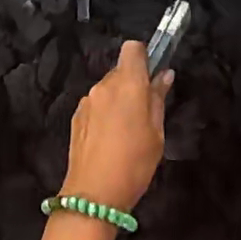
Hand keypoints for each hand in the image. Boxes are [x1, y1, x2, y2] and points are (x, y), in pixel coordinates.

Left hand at [60, 40, 173, 211]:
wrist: (94, 191)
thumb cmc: (135, 162)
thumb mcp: (157, 133)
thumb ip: (158, 99)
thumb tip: (164, 74)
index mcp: (126, 84)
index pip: (132, 48)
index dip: (143, 55)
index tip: (152, 72)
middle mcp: (103, 85)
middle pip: (120, 70)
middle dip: (133, 83)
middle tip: (146, 111)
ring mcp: (86, 99)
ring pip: (107, 88)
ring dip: (118, 98)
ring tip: (128, 130)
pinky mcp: (76, 114)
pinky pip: (96, 103)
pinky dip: (105, 111)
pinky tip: (110, 137)